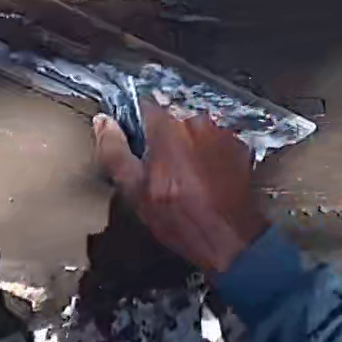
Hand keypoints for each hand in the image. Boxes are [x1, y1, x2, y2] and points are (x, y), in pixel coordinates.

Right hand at [92, 104, 268, 275]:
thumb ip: (114, 151)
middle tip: (160, 169)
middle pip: (171, 118)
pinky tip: (206, 178)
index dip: (135, 123)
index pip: (143, 105)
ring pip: (194, 130)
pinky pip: (215, 141)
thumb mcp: (134, 190)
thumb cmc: (178, 216)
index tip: (134, 144)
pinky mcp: (238, 145)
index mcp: (167, 126)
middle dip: (163, 137)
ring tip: (186, 177)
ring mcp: (221, 131)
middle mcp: (196, 120)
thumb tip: (103, 121)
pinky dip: (208, 153)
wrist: (228, 236)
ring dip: (187, 145)